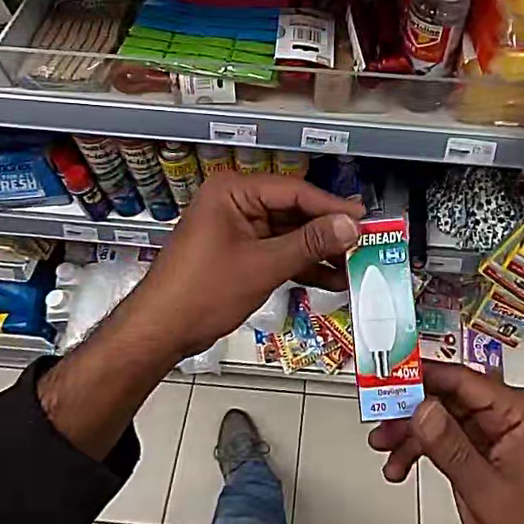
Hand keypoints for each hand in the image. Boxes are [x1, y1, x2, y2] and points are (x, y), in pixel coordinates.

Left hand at [116, 171, 361, 359]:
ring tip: (354, 266)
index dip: (331, 207)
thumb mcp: (263, 265)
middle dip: (327, 233)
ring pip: (288, 234)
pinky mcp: (239, 252)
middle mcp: (236, 202)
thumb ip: (309, 243)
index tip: (364, 219)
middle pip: (293, 212)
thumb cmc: (203, 292)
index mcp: (234, 191)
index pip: (294, 191)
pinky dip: (300, 265)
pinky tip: (330, 279)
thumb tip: (352, 226)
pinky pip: (277, 251)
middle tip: (364, 244)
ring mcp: (237, 228)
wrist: (158, 332)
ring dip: (318, 252)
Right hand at [370, 362, 523, 523]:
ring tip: (384, 444)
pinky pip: (435, 436)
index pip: (463, 379)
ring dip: (407, 430)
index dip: (424, 376)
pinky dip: (414, 449)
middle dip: (409, 407)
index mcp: (516, 413)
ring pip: (434, 414)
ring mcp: (484, 432)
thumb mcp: (486, 491)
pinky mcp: (470, 449)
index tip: (392, 376)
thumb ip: (452, 448)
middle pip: (444, 394)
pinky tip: (398, 465)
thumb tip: (423, 410)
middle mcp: (500, 416)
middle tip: (380, 413)